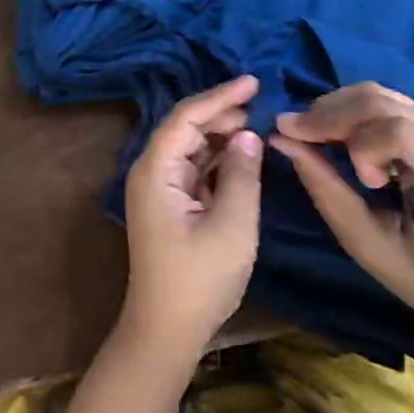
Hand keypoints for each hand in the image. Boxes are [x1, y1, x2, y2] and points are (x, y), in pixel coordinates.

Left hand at [119, 75, 264, 361]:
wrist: (166, 330)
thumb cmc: (198, 279)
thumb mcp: (232, 227)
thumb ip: (242, 175)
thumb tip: (248, 135)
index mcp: (155, 170)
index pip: (185, 117)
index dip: (219, 97)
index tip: (253, 82)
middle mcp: (151, 171)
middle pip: (185, 128)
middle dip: (221, 114)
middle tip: (262, 108)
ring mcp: (159, 188)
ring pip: (191, 147)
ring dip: (221, 136)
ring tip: (258, 126)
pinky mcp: (170, 204)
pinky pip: (194, 168)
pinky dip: (218, 159)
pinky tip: (243, 155)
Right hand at [270, 83, 413, 352]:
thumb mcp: (371, 249)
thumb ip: (327, 191)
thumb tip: (281, 140)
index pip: (402, 132)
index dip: (353, 136)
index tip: (325, 160)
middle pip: (393, 104)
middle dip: (334, 111)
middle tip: (296, 131)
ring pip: (394, 99)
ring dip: (344, 108)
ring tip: (315, 132)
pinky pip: (402, 110)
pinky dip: (362, 115)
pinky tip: (343, 136)